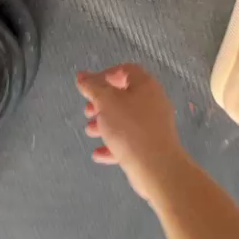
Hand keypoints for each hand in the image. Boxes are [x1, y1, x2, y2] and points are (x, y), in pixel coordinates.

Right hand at [76, 64, 189, 195]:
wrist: (156, 167)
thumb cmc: (129, 128)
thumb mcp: (105, 102)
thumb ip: (92, 87)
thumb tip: (81, 76)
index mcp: (145, 86)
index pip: (125, 70)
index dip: (105, 75)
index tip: (89, 88)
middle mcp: (153, 102)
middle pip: (124, 96)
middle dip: (101, 103)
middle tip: (87, 111)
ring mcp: (154, 126)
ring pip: (125, 120)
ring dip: (105, 124)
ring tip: (89, 132)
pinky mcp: (151, 146)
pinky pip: (129, 141)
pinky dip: (113, 144)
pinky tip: (98, 154)